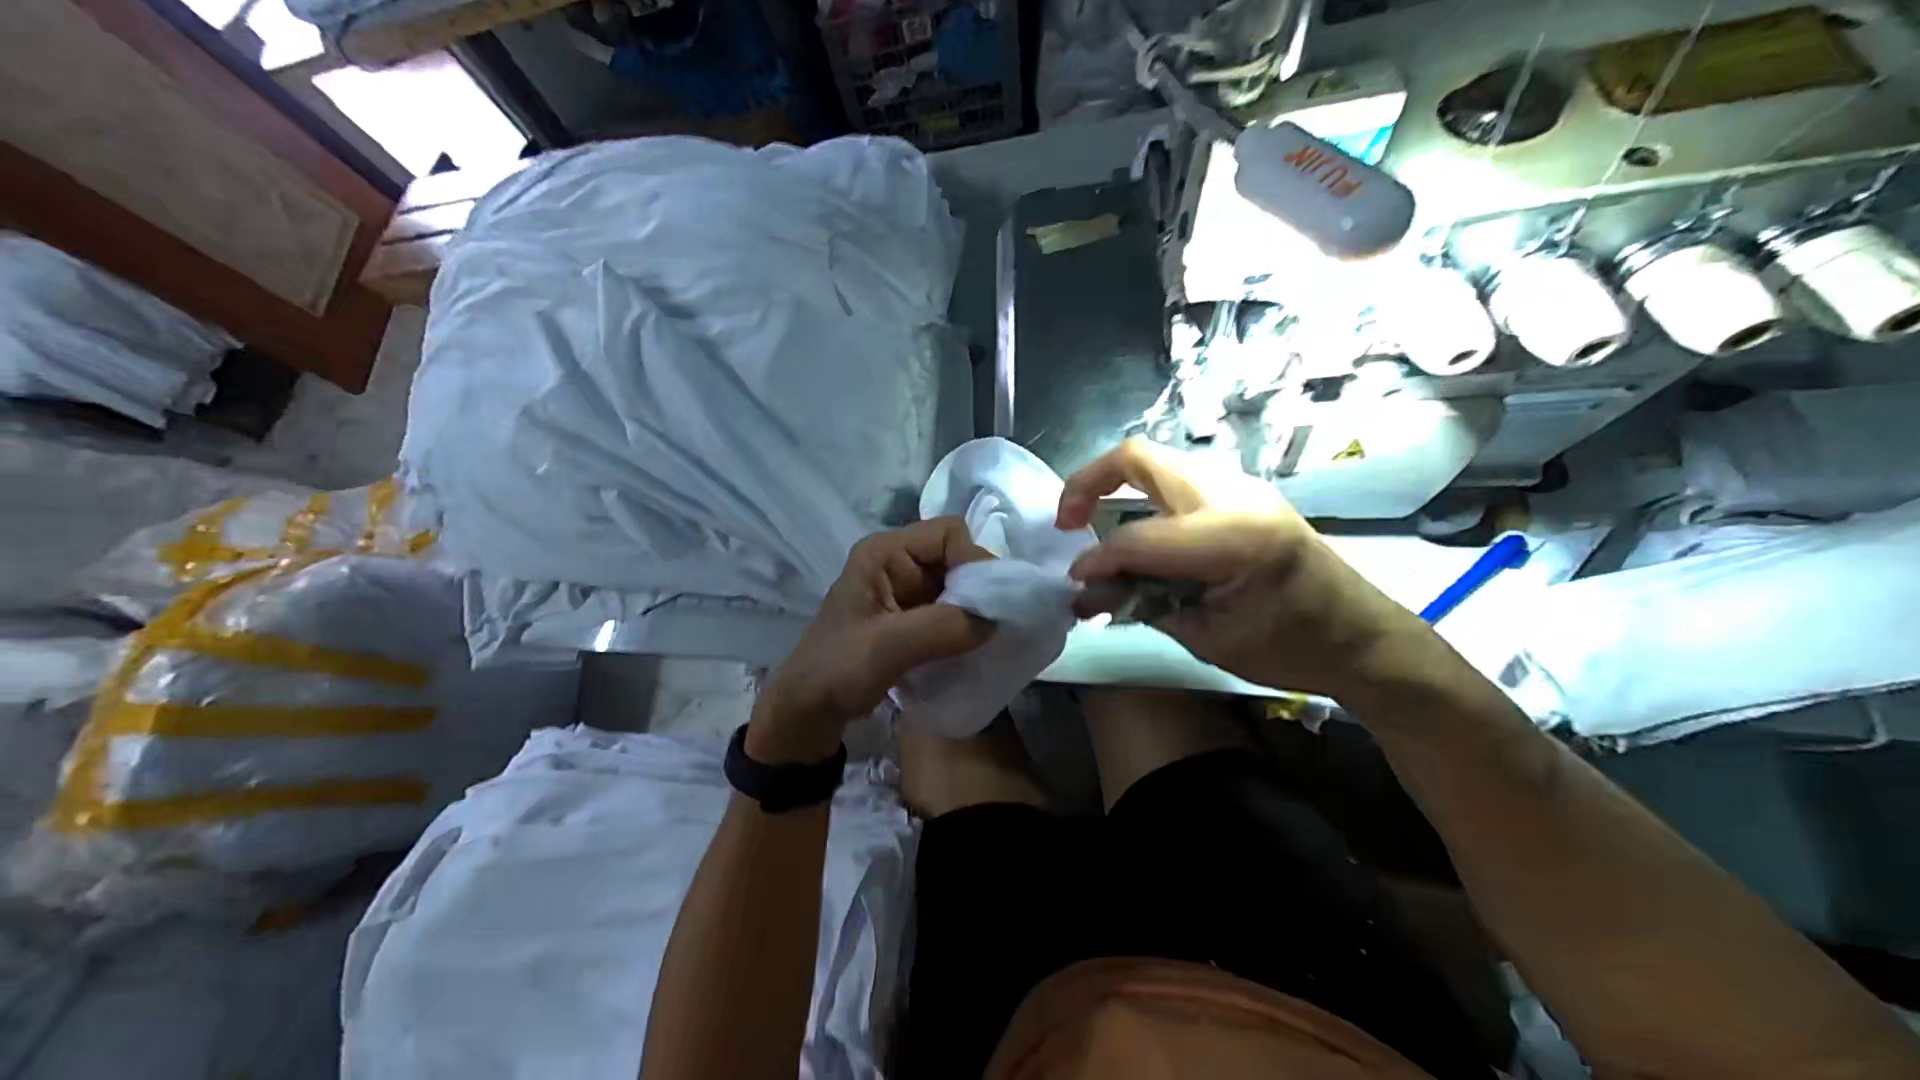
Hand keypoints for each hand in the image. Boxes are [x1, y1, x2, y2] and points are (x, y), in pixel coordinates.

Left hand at [749, 517, 995, 761]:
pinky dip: (964, 627)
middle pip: (956, 558)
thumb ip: (944, 627)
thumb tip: (997, 620)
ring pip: (957, 587)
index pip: (948, 533)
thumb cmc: (837, 670)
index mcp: (884, 553)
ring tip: (987, 639)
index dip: (974, 560)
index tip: (989, 603)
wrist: (806, 713)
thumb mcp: (889, 646)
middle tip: (994, 625)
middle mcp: (897, 563)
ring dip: (974, 611)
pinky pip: (950, 612)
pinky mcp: (909, 620)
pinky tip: (972, 649)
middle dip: (978, 588)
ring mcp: (904, 593)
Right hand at [1057, 438, 1438, 700]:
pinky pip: (1175, 480)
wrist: (1364, 638)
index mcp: (1234, 536)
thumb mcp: (1209, 639)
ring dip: (1115, 489)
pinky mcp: (1241, 493)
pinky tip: (1139, 536)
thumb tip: (1087, 591)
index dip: (1097, 561)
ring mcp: (1240, 485)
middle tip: (1067, 524)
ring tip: (1097, 531)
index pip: (1138, 537)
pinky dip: (1143, 499)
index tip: (1075, 584)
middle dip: (1088, 483)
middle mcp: (1234, 493)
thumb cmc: (1292, 650)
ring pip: (1155, 463)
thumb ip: (1144, 603)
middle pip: (1138, 457)